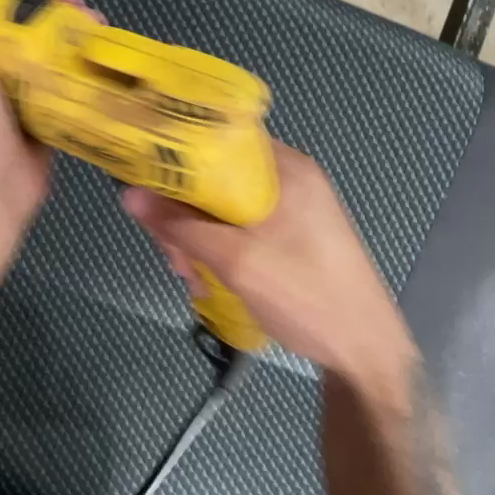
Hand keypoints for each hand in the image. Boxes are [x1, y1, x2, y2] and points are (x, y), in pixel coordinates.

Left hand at [0, 0, 96, 223]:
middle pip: (32, 23)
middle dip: (57, 6)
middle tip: (78, 4)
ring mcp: (26, 89)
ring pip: (57, 47)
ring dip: (78, 29)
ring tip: (98, 25)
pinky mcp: (52, 111)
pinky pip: (73, 78)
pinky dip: (90, 63)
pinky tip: (108, 56)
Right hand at [122, 143, 413, 380]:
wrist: (367, 355)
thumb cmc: (306, 297)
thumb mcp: (234, 260)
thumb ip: (179, 225)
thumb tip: (127, 194)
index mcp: (284, 168)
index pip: (216, 139)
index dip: (175, 157)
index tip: (147, 187)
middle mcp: (288, 177)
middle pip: (213, 175)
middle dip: (182, 212)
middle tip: (172, 251)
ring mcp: (291, 206)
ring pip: (220, 205)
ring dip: (195, 236)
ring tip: (191, 274)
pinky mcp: (290, 232)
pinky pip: (237, 224)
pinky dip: (216, 246)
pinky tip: (208, 277)